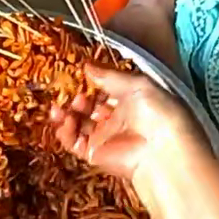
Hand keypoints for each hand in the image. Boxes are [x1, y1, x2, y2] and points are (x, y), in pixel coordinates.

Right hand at [50, 64, 208, 184]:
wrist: (159, 150)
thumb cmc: (156, 112)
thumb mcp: (137, 84)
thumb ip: (109, 76)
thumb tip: (86, 65)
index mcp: (131, 102)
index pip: (105, 92)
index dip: (93, 85)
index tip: (81, 77)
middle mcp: (116, 120)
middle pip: (89, 109)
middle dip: (78, 101)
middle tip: (75, 96)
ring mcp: (103, 138)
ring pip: (77, 125)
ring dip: (66, 115)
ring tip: (59, 108)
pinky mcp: (92, 154)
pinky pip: (72, 141)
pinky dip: (65, 131)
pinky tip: (64, 120)